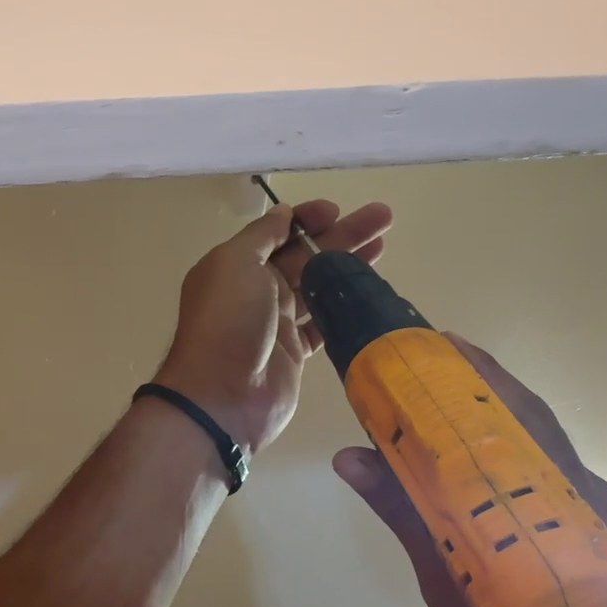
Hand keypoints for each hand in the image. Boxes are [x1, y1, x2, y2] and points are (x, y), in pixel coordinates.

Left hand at [152, 198, 391, 453]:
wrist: (222, 396)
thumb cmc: (227, 321)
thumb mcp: (236, 263)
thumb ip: (261, 236)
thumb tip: (282, 213)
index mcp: (237, 264)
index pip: (277, 232)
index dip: (306, 219)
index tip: (337, 210)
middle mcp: (255, 290)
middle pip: (305, 255)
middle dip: (342, 235)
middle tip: (383, 217)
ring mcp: (276, 322)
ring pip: (319, 286)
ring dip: (348, 266)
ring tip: (384, 245)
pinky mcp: (295, 353)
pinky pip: (324, 323)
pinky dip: (345, 307)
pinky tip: (371, 293)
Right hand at [331, 336, 606, 606]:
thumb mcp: (455, 596)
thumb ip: (408, 518)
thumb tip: (351, 458)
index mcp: (570, 515)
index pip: (522, 422)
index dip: (478, 377)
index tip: (434, 344)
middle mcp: (601, 502)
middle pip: (536, 423)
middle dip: (482, 383)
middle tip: (429, 356)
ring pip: (547, 446)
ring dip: (497, 413)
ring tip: (444, 392)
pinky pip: (556, 474)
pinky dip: (514, 450)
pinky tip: (478, 452)